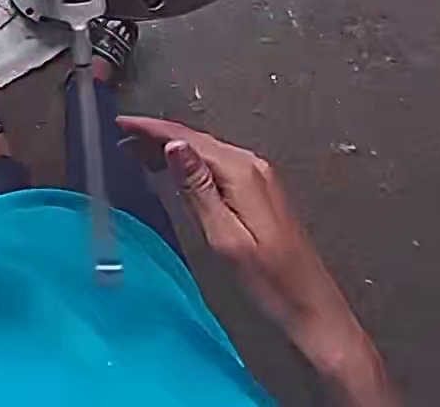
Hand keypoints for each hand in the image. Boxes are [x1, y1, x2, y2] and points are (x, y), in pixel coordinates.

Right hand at [117, 116, 395, 406]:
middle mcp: (251, 166)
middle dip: (156, 135)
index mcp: (242, 171)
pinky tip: (173, 167)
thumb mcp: (225, 238)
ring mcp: (257, 177)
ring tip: (138, 148)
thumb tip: (174, 145)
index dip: (150, 128)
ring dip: (170, 147)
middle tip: (123, 136)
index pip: (186, 138)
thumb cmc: (272, 285)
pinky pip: (214, 164)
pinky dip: (187, 161)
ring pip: (203, 150)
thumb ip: (197, 188)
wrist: (316, 317)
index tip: (122, 122)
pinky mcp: (258, 192)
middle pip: (194, 140)